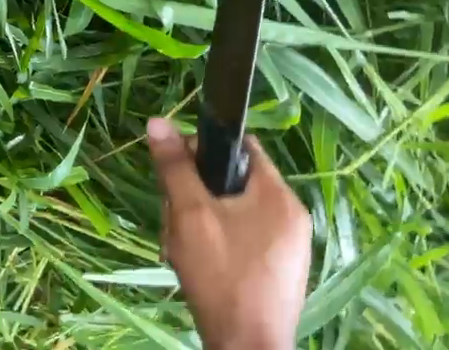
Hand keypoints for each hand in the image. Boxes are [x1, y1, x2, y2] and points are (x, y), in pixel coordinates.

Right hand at [148, 118, 311, 349]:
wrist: (246, 343)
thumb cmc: (220, 272)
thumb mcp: (189, 212)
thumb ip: (175, 166)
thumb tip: (158, 121)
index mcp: (278, 198)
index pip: (239, 146)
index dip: (201, 147)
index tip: (175, 168)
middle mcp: (290, 216)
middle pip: (230, 178)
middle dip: (193, 190)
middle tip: (176, 214)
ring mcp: (286, 243)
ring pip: (228, 207)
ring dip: (197, 216)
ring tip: (183, 240)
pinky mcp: (276, 264)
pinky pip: (237, 232)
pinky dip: (211, 236)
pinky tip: (196, 256)